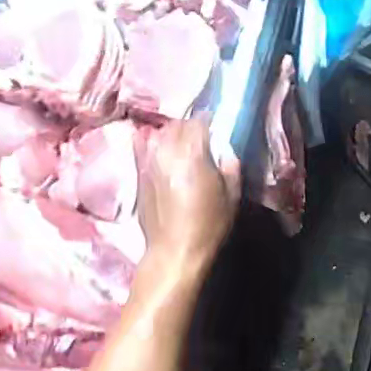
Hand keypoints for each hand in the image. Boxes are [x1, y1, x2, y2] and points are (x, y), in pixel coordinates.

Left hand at [136, 118, 239, 279]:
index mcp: (194, 154)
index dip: (209, 120)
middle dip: (191, 127)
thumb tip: (226, 152)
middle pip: (178, 124)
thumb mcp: (231, 198)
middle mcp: (168, 151)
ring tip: (182, 144)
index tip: (217, 125)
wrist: (174, 249)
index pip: (199, 122)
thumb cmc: (208, 225)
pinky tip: (157, 146)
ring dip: (172, 133)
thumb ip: (231, 169)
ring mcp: (149, 160)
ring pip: (160, 133)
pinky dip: (151, 141)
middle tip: (202, 137)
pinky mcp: (138, 172)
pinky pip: (142, 145)